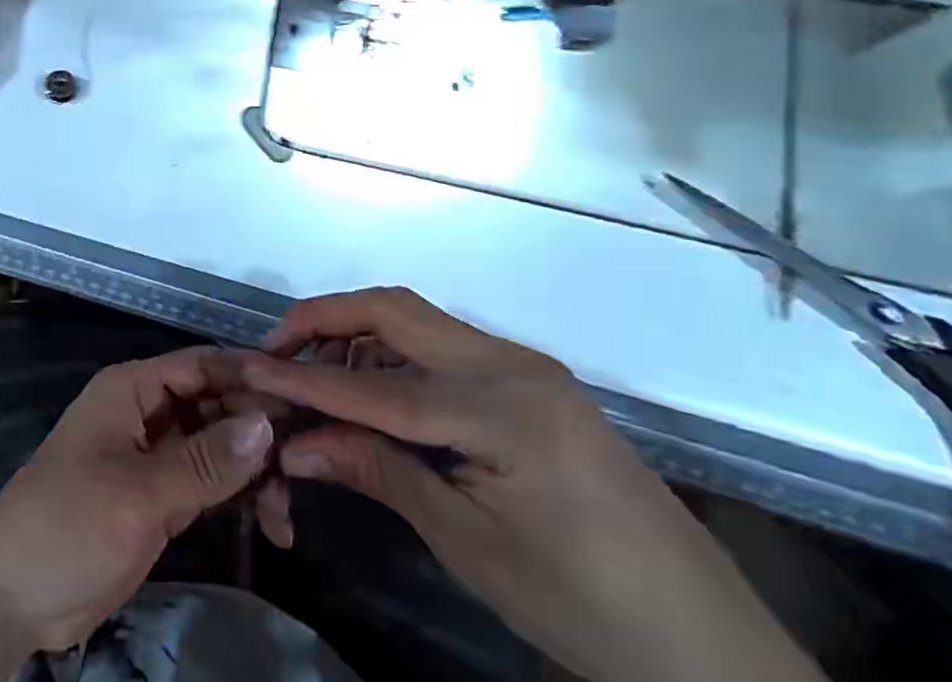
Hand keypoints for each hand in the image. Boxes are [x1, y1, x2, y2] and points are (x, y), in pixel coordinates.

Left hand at [0, 346, 274, 678]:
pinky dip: (238, 498)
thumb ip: (205, 460)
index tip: (305, 399)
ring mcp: (153, 455)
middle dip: (258, 433)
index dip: (251, 377)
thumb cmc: (67, 528)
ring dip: (254, 472)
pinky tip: (271, 525)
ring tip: (286, 514)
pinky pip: (210, 483)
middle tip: (304, 468)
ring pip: (219, 446)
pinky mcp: (159, 495)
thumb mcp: (139, 494)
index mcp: (131, 390)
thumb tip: (267, 422)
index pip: (202, 365)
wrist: (12, 600)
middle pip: (216, 404)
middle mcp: (145, 412)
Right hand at [240, 287, 823, 681]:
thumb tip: (296, 447)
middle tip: (274, 348)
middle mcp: (515, 365)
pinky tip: (371, 385)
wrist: (703, 638)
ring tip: (312, 370)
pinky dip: (395, 352)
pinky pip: (446, 344)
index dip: (304, 381)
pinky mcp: (533, 380)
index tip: (248, 369)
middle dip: (325, 319)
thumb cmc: (582, 602)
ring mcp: (528, 366)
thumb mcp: (468, 543)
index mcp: (503, 410)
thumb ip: (379, 473)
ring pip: (420, 320)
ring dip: (358, 332)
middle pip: (397, 311)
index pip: (376, 387)